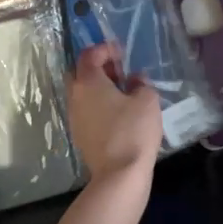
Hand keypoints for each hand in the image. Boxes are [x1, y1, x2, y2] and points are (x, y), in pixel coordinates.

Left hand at [68, 43, 162, 180]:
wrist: (119, 174)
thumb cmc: (133, 131)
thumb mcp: (147, 100)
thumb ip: (141, 84)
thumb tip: (135, 80)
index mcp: (88, 82)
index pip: (89, 55)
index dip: (104, 49)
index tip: (121, 52)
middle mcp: (75, 97)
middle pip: (78, 73)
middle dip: (96, 68)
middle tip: (118, 71)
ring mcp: (74, 117)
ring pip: (81, 93)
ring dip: (97, 88)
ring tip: (121, 93)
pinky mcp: (79, 135)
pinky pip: (85, 110)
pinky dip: (97, 105)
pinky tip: (117, 113)